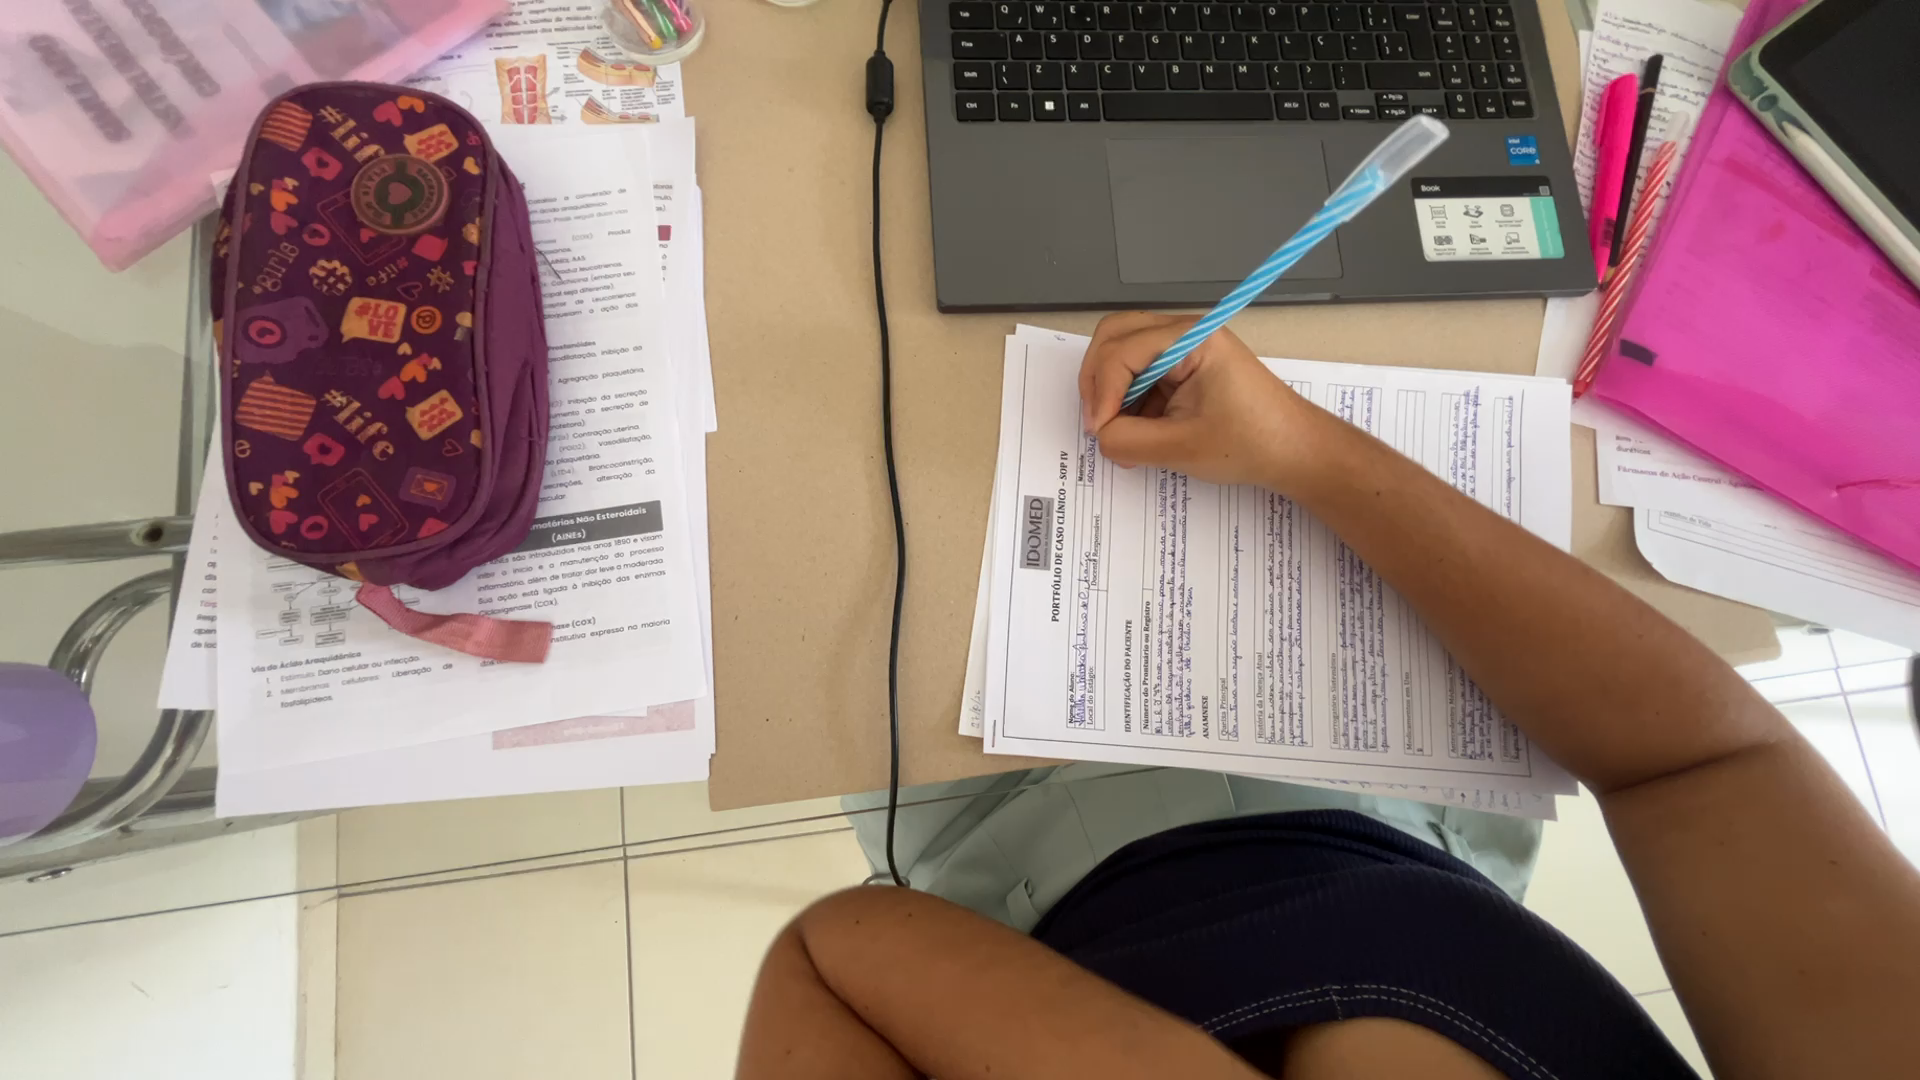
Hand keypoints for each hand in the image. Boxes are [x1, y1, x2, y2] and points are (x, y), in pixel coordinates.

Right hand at [1079, 313, 1335, 491]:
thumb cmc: (1250, 443)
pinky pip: (1136, 375)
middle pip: (1113, 337)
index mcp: (1191, 339)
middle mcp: (1183, 333)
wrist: (1292, 451)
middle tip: (1098, 422)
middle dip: (1096, 380)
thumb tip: (1099, 434)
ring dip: (1110, 392)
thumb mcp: (1180, 448)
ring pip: (1120, 354)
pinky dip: (1125, 401)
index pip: (1121, 352)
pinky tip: (1137, 431)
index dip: (1101, 393)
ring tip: (1120, 431)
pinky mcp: (1180, 368)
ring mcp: (1181, 348)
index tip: (1100, 431)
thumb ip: (1126, 440)